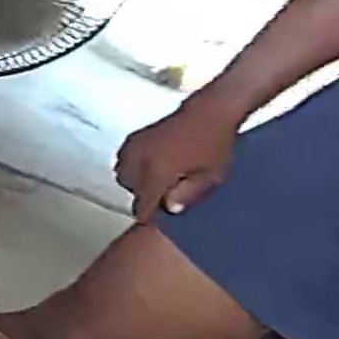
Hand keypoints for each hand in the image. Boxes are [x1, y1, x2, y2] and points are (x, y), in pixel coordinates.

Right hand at [115, 97, 243, 221]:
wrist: (206, 114)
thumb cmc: (215, 147)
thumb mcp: (213, 175)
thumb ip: (189, 193)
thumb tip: (169, 210)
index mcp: (157, 171)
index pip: (144, 200)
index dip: (147, 214)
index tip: (150, 223)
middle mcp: (137, 160)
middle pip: (130, 188)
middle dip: (144, 195)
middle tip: (165, 196)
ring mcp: (131, 149)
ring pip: (123, 174)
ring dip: (136, 181)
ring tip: (157, 181)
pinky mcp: (131, 140)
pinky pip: (123, 161)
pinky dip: (132, 168)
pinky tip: (151, 166)